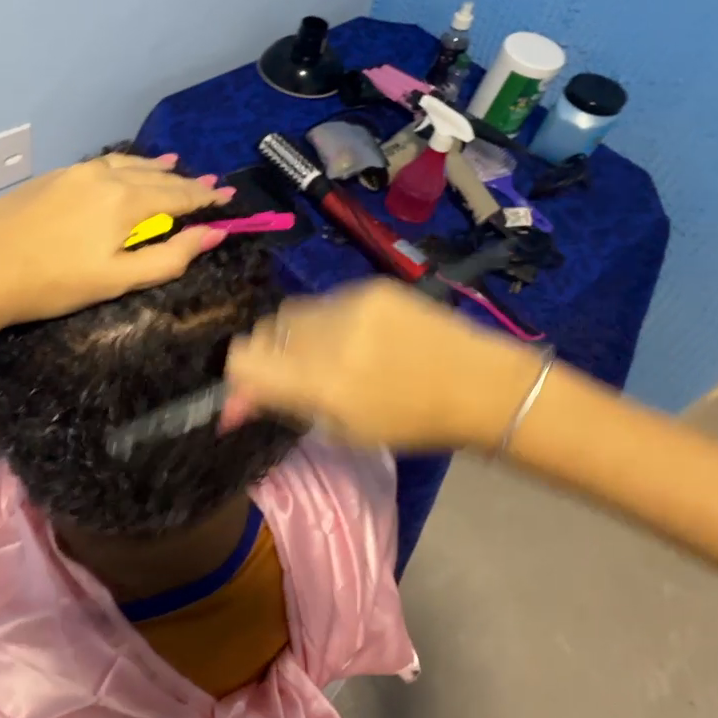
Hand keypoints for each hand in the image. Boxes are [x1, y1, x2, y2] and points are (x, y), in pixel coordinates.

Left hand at [0, 152, 233, 349]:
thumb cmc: (51, 284)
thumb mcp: (115, 279)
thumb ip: (167, 257)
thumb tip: (211, 235)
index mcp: (124, 200)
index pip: (178, 195)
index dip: (205, 198)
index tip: (228, 198)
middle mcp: (102, 176)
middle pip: (154, 176)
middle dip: (184, 182)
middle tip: (209, 186)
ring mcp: (72, 173)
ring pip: (125, 164)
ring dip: (154, 168)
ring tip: (173, 167)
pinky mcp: (49, 178)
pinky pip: (100, 165)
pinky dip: (123, 167)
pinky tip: (121, 170)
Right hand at [223, 278, 548, 449]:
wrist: (480, 384)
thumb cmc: (412, 421)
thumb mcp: (345, 430)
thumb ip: (287, 406)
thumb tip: (236, 402)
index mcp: (321, 383)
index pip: (244, 360)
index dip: (240, 374)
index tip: (252, 391)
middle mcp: (329, 337)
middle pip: (264, 331)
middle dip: (268, 353)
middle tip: (292, 375)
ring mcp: (351, 305)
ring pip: (294, 313)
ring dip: (297, 335)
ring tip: (330, 355)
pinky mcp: (371, 287)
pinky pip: (327, 301)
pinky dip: (329, 321)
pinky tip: (359, 338)